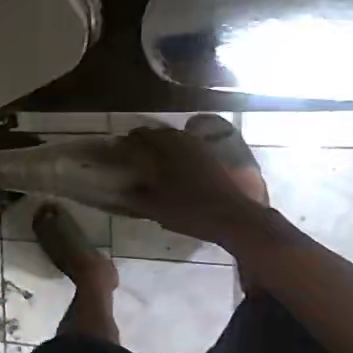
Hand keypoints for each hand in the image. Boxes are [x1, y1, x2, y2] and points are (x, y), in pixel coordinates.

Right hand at [115, 125, 274, 244]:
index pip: (140, 136)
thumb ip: (135, 197)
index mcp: (166, 149)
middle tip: (134, 156)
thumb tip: (119, 191)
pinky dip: (178, 153)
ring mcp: (201, 148)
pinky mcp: (213, 157)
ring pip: (175, 139)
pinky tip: (176, 169)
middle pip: (158, 134)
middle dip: (144, 142)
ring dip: (162, 146)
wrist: (234, 218)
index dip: (127, 143)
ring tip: (154, 161)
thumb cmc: (191, 211)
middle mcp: (183, 142)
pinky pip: (189, 147)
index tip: (118, 152)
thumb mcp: (156, 208)